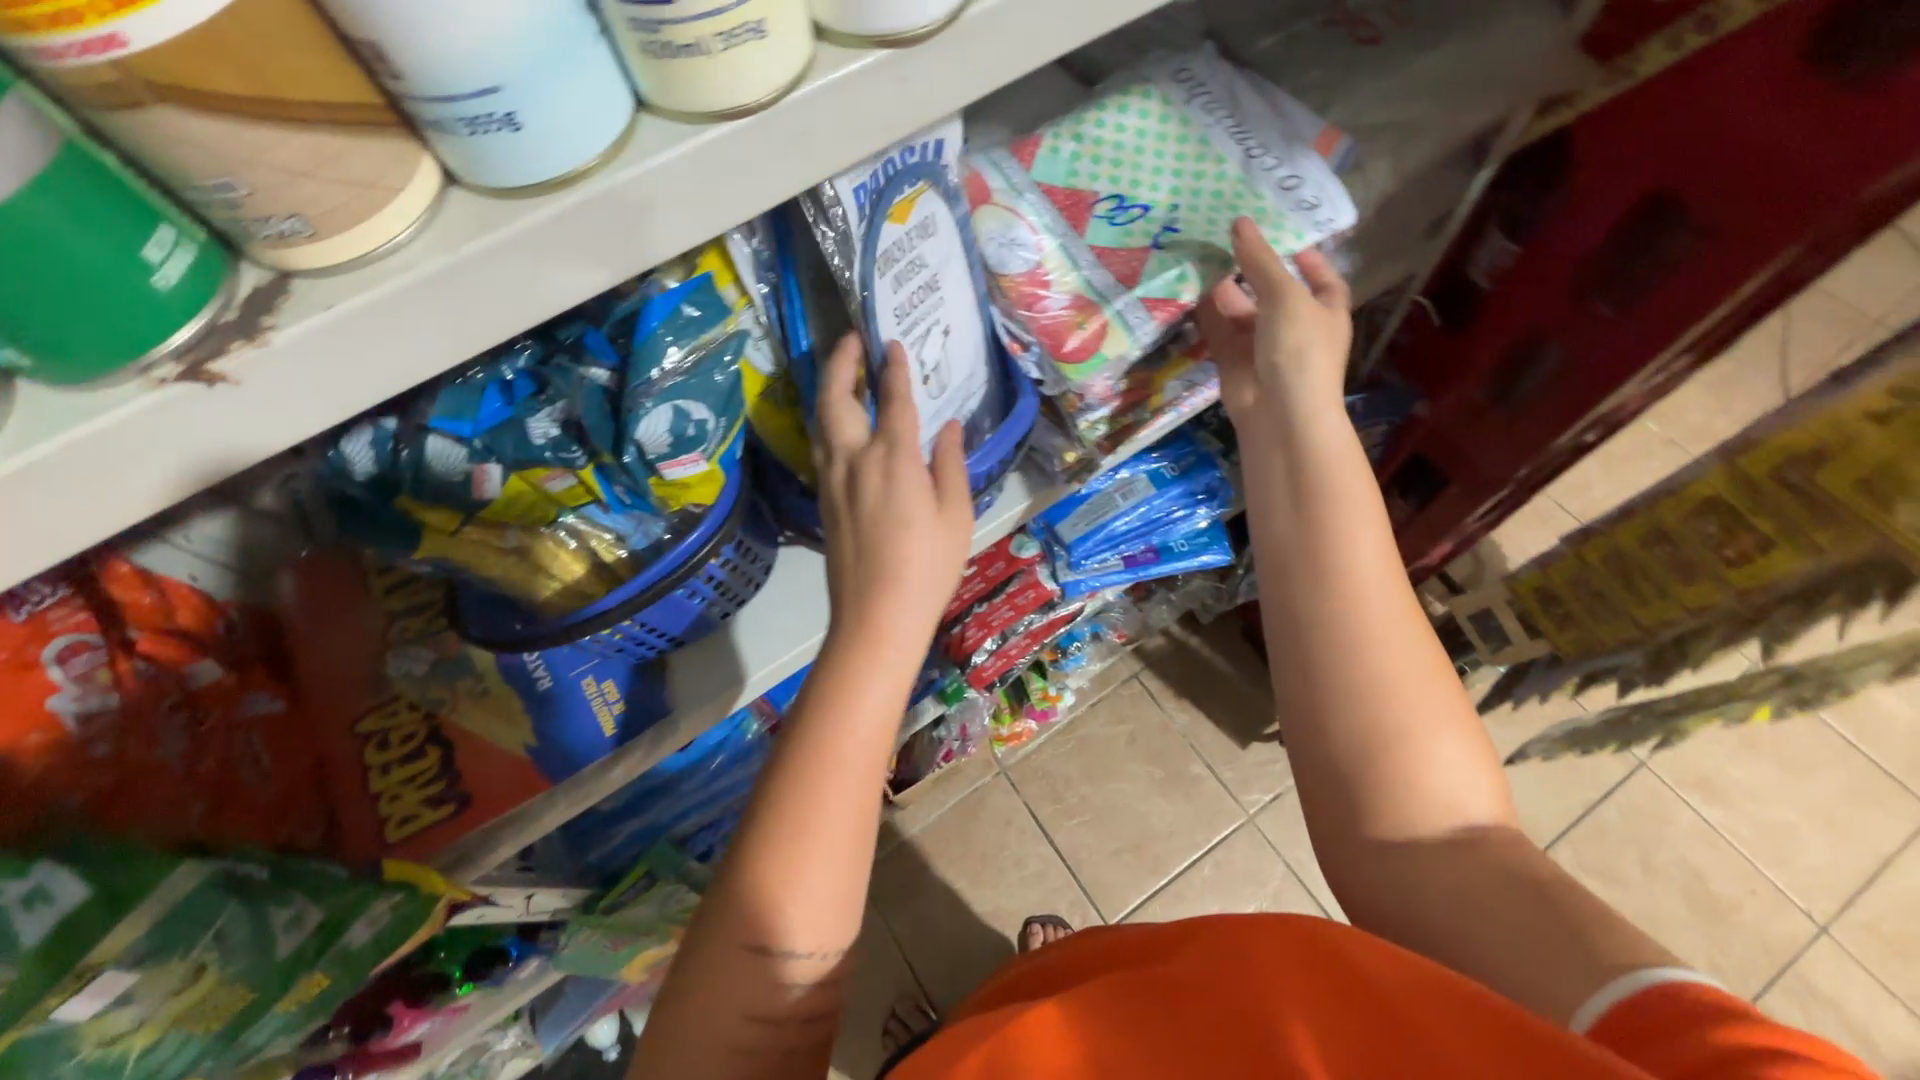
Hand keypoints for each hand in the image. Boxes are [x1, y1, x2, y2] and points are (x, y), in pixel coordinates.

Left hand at [815, 334, 973, 652]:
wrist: (876, 615)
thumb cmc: (927, 567)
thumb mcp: (955, 515)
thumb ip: (950, 464)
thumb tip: (950, 427)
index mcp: (892, 458)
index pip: (893, 399)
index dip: (893, 368)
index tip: (892, 342)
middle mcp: (854, 459)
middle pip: (836, 397)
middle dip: (841, 362)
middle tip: (850, 339)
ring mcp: (832, 480)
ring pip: (820, 420)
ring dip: (827, 389)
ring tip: (840, 373)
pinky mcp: (823, 500)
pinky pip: (821, 445)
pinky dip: (826, 421)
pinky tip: (837, 424)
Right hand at [1194, 217, 1352, 424]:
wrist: (1279, 413)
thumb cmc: (1299, 348)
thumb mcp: (1285, 295)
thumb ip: (1260, 259)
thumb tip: (1240, 222)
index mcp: (1325, 309)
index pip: (1321, 278)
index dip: (1307, 258)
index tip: (1284, 238)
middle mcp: (1295, 326)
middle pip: (1272, 290)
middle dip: (1251, 269)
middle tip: (1222, 237)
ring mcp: (1262, 345)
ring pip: (1240, 310)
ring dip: (1222, 289)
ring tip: (1199, 256)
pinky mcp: (1233, 361)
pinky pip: (1218, 331)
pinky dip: (1205, 313)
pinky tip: (1188, 289)